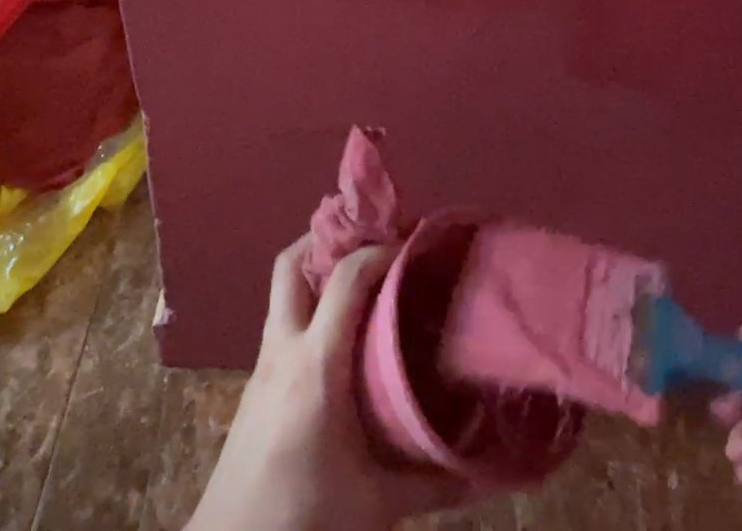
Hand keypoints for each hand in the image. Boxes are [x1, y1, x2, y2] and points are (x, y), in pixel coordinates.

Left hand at [187, 235, 465, 530]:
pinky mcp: (256, 383)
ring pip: (283, 291)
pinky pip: (284, 321)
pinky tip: (342, 333)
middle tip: (374, 240)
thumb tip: (485, 472)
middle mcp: (283, 349)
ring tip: (364, 278)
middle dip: (328, 238)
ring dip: (317, 271)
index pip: (345, 278)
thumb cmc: (302, 516)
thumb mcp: (376, 503)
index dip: (380, 250)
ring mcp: (263, 364)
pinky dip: (310, 305)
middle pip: (291, 263)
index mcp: (317, 365)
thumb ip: (434, 483)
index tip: (415, 246)